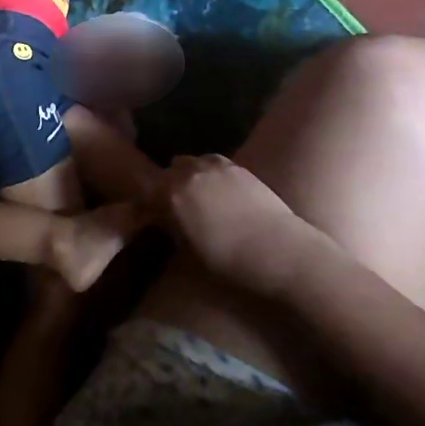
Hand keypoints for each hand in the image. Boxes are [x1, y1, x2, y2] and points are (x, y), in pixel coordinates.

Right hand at [153, 154, 322, 296]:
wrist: (279, 252)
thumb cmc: (228, 262)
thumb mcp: (187, 254)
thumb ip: (171, 228)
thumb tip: (164, 219)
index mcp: (168, 195)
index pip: (144, 193)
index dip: (147, 207)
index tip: (151, 221)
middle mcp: (187, 173)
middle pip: (165, 174)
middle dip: (166, 188)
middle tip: (175, 210)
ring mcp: (213, 165)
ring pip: (188, 163)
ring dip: (187, 176)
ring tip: (197, 197)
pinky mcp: (236, 166)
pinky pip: (210, 163)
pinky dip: (208, 173)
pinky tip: (218, 191)